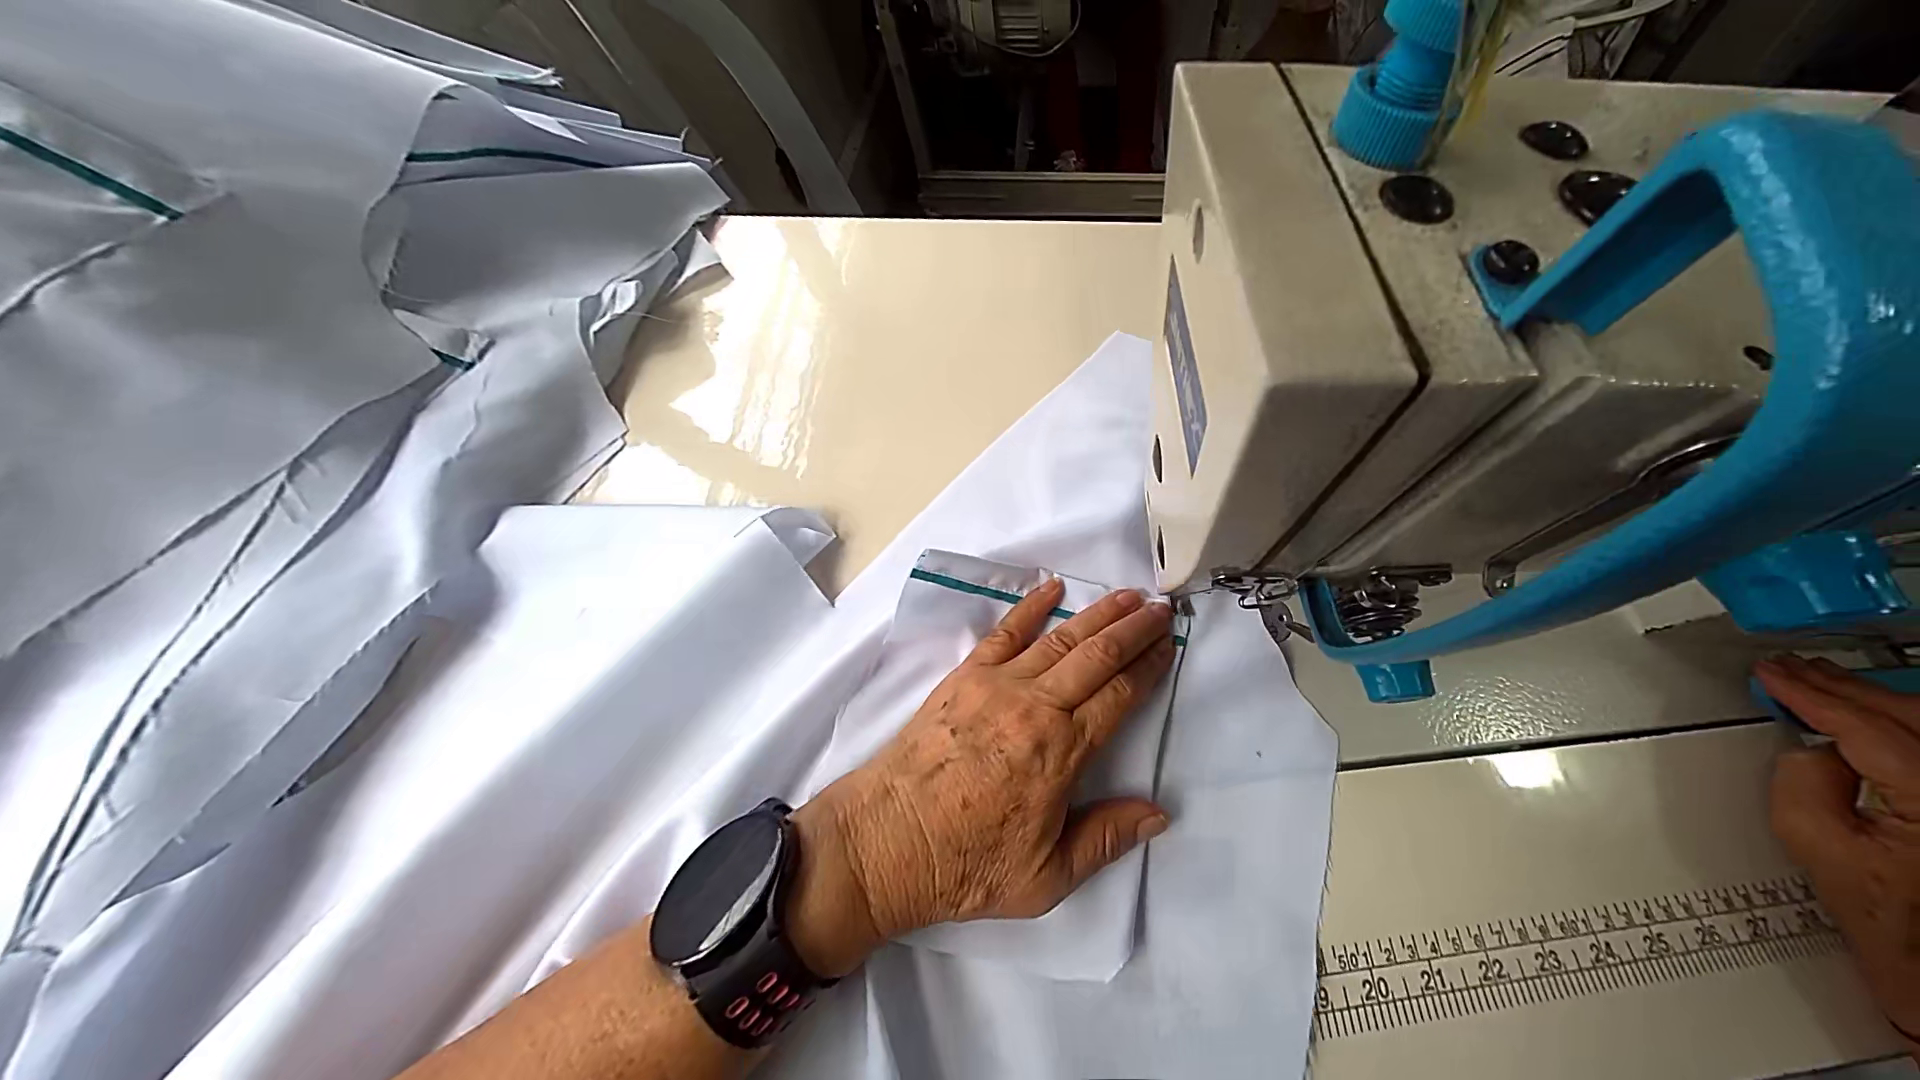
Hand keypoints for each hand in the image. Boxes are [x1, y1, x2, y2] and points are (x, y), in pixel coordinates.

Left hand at [785, 579, 1176, 976]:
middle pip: (1096, 657)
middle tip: (1160, 607)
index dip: (1149, 666)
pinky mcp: (963, 677)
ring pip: (1059, 639)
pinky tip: (1052, 589)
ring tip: (1125, 595)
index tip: (1168, 644)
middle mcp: (1034, 707)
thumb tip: (1158, 813)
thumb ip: (1106, 839)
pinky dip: (1031, 607)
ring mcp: (995, 685)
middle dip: (1133, 629)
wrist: (886, 840)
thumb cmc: (967, 864)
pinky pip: (1004, 633)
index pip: (1119, 695)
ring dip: (1096, 614)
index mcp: (1062, 753)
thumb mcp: (1048, 877)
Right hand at [1757, 655, 1919, 1046]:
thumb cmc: (1889, 922)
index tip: (1772, 674)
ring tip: (1827, 682)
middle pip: (1916, 719)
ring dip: (1879, 700)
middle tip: (1793, 671)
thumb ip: (1802, 784)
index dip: (1813, 696)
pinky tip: (1877, 714)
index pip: (1870, 730)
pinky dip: (1906, 723)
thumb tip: (1810, 749)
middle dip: (1846, 690)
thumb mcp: (1818, 847)